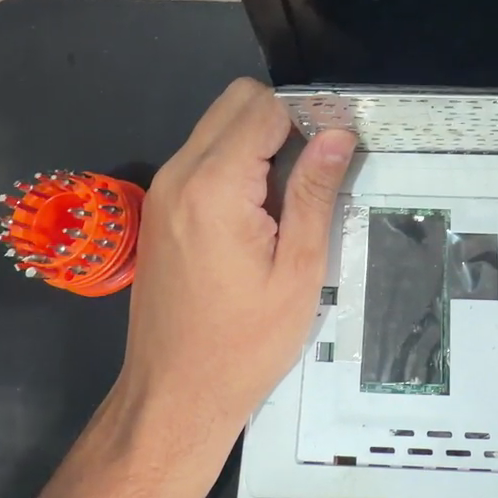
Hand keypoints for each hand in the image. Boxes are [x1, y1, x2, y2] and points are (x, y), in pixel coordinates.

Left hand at [119, 79, 358, 430]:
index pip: (264, 107)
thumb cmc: (243, 343)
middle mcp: (179, 172)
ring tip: (288, 193)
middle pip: (236, 100)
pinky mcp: (159, 204)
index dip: (306, 116)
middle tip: (312, 167)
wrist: (172, 397)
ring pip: (218, 123)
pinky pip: (203, 153)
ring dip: (257, 138)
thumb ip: (314, 192)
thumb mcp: (298, 271)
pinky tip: (258, 208)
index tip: (334, 145)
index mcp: (214, 186)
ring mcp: (163, 187)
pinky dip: (235, 158)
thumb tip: (338, 132)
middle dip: (280, 117)